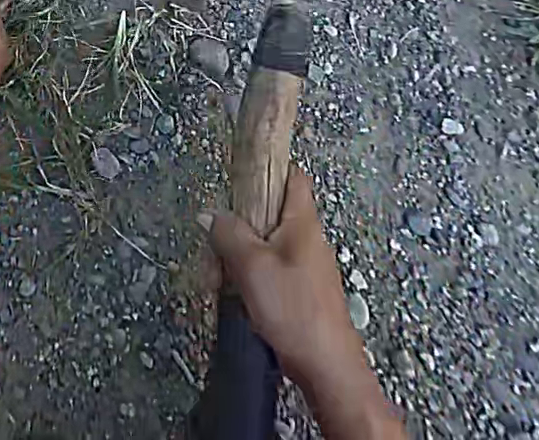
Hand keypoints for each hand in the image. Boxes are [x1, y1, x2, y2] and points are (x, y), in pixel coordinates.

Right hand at [206, 167, 376, 398]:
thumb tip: (209, 214)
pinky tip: (241, 298)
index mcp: (302, 221)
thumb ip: (228, 234)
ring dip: (244, 256)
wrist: (329, 370)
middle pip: (272, 212)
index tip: (243, 174)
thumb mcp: (252, 266)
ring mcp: (309, 265)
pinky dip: (255, 277)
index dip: (270, 167)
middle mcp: (308, 237)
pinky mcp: (305, 291)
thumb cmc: (294, 310)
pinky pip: (274, 269)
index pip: (293, 175)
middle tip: (220, 244)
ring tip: (224, 279)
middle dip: (242, 225)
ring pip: (269, 244)